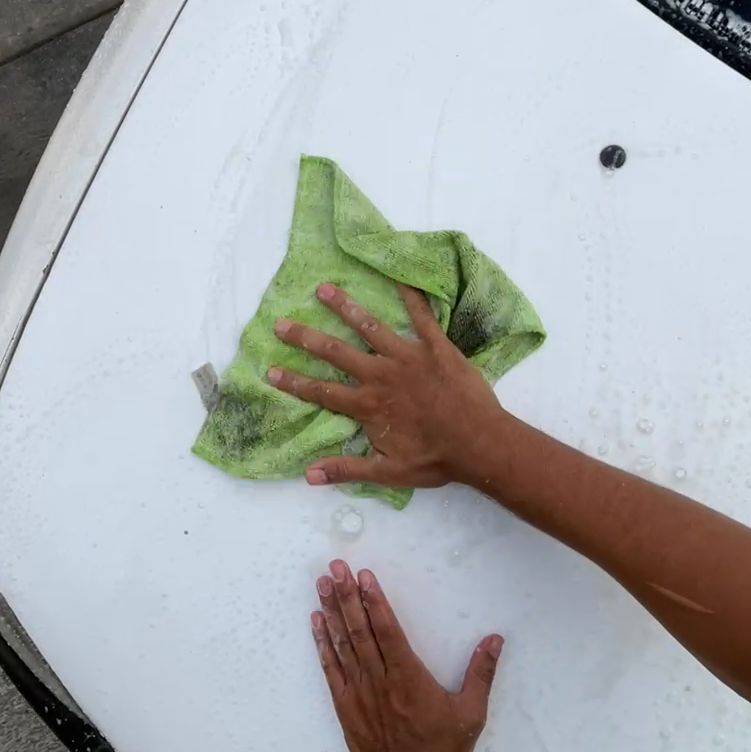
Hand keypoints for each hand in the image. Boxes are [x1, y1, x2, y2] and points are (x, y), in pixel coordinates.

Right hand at [268, 282, 509, 488]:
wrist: (480, 443)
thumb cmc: (435, 460)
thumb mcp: (388, 472)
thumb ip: (347, 469)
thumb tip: (308, 475)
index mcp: (368, 405)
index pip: (322, 391)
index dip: (295, 383)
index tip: (271, 371)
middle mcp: (381, 375)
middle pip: (336, 353)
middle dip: (306, 337)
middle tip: (281, 323)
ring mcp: (408, 357)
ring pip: (370, 327)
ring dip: (345, 306)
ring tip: (324, 288)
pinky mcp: (436, 347)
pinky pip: (421, 317)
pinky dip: (411, 296)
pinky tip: (399, 276)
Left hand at [310, 560, 502, 751]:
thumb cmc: (442, 749)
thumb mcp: (471, 713)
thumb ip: (481, 673)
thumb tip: (495, 640)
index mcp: (408, 677)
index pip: (387, 630)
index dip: (374, 600)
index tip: (363, 576)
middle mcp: (379, 679)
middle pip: (360, 629)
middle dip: (347, 595)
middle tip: (335, 567)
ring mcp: (358, 691)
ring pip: (343, 644)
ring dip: (332, 611)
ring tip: (322, 584)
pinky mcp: (345, 704)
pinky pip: (330, 668)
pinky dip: (323, 643)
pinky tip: (317, 621)